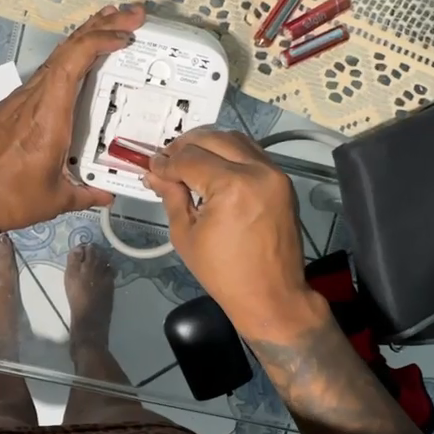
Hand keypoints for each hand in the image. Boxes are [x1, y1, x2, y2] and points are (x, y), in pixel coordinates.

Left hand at [0, 4, 145, 231]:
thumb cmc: (11, 199)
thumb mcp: (56, 199)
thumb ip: (87, 194)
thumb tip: (108, 194)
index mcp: (48, 117)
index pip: (72, 64)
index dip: (98, 41)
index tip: (125, 35)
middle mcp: (32, 100)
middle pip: (66, 51)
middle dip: (100, 28)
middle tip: (132, 15)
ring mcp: (17, 101)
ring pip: (54, 60)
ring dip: (83, 41)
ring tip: (110, 28)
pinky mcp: (7, 108)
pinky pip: (42, 76)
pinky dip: (66, 62)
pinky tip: (78, 65)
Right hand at [142, 128, 326, 340]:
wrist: (272, 295)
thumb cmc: (224, 273)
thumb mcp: (186, 235)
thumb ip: (171, 197)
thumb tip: (156, 174)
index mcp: (232, 186)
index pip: (190, 158)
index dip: (166, 162)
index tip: (151, 167)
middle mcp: (257, 171)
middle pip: (213, 138)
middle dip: (185, 145)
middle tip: (166, 159)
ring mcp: (274, 174)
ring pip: (235, 139)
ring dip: (208, 144)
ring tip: (188, 160)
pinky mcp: (282, 181)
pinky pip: (252, 153)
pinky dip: (229, 153)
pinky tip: (212, 167)